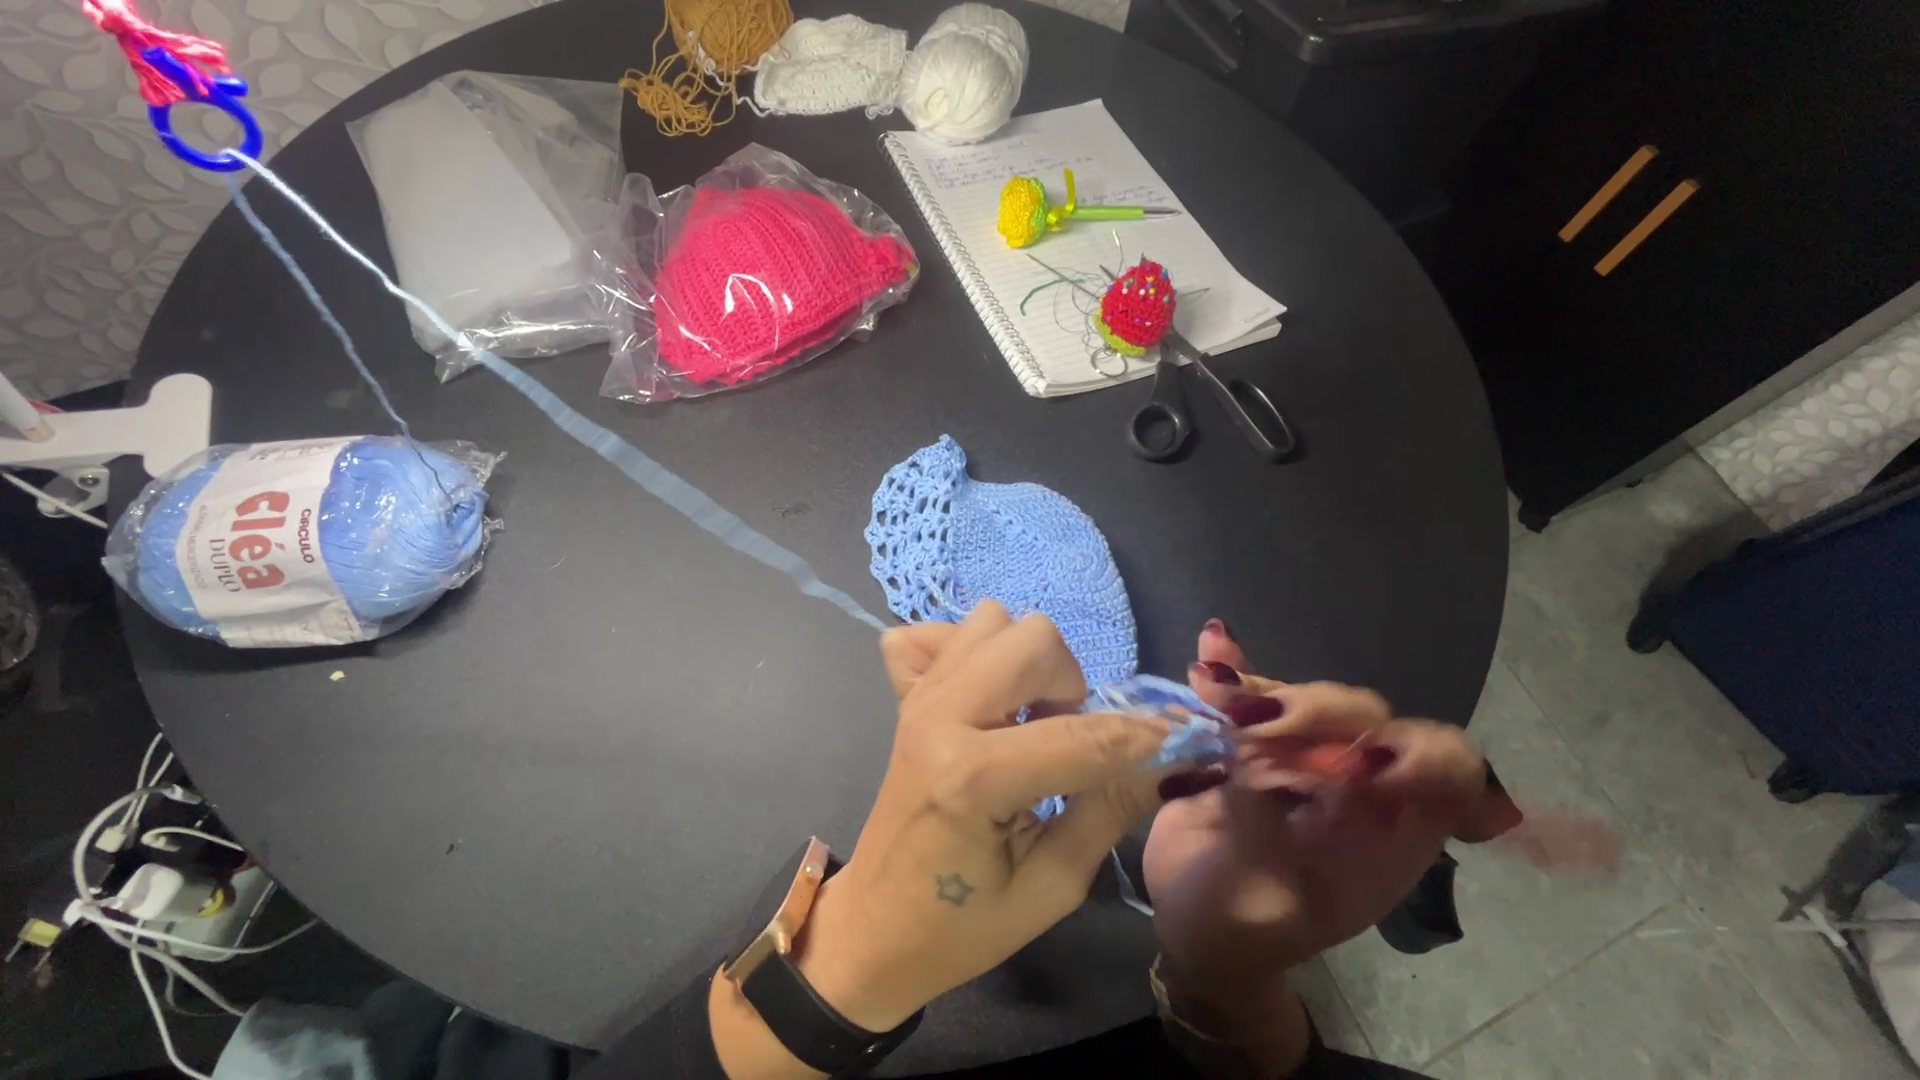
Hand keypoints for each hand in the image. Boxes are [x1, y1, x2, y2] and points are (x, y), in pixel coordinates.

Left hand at [714, 601, 1199, 1077]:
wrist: (874, 928)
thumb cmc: (961, 926)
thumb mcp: (1051, 886)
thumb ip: (1110, 811)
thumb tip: (1173, 758)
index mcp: (971, 777)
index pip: (1079, 735)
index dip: (1141, 737)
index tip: (1179, 740)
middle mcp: (940, 716)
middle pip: (1033, 638)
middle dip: (1070, 686)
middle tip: (1066, 741)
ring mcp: (917, 698)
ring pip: (992, 621)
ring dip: (1026, 663)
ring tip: (1025, 721)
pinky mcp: (904, 696)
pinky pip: (936, 634)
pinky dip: (969, 652)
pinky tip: (982, 701)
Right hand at [1143, 621, 1525, 1050]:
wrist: (1189, 927)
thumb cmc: (1235, 931)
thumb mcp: (1257, 898)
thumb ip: (1262, 828)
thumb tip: (1252, 755)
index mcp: (1389, 836)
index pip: (1448, 775)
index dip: (1423, 758)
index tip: (1363, 767)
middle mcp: (1358, 788)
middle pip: (1369, 718)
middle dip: (1319, 711)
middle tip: (1253, 725)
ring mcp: (1304, 758)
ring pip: (1307, 699)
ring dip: (1264, 689)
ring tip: (1214, 690)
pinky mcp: (1251, 742)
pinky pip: (1250, 696)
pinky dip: (1231, 668)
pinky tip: (1214, 644)